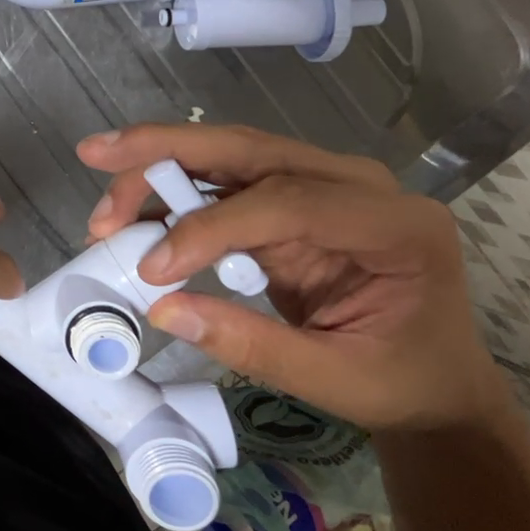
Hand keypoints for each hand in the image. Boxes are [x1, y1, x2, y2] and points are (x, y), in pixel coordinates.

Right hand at [78, 123, 507, 431]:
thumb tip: (162, 309)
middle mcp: (356, 184)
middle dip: (165, 148)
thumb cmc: (403, 382)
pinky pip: (222, 180)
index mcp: (394, 225)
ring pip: (226, 154)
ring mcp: (320, 183)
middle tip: (95, 153)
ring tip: (103, 201)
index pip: (289, 202)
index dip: (212, 226)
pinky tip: (130, 207)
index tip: (153, 268)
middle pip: (248, 149)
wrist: (434, 381)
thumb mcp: (337, 380)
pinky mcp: (288, 195)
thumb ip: (253, 345)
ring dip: (157, 166)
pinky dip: (171, 191)